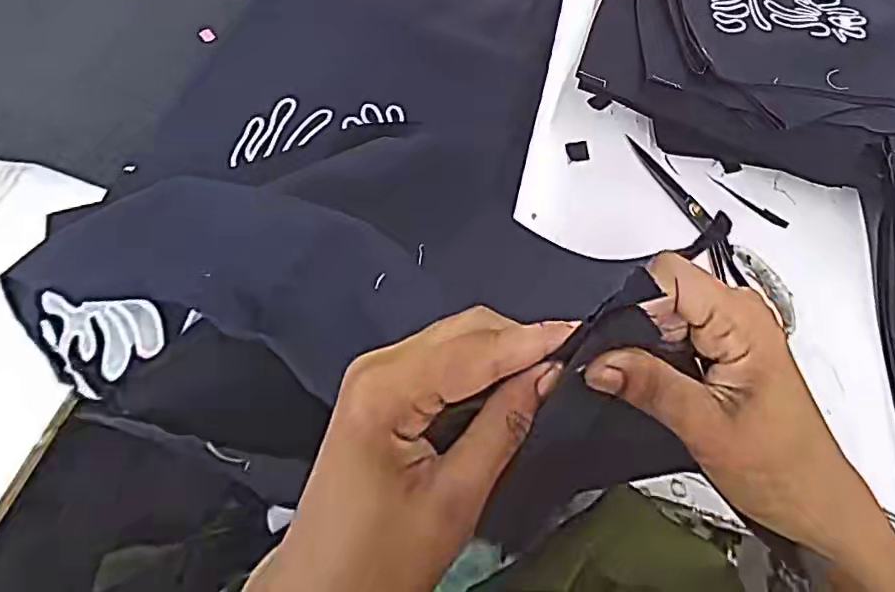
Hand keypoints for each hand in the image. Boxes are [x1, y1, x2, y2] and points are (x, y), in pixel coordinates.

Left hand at [244, 308, 575, 591]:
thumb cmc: (372, 562)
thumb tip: (545, 376)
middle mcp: (376, 367)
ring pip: (457, 336)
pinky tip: (507, 380)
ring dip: (502, 349)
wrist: (320, 591)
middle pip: (464, 329)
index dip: (528, 340)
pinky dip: (481, 364)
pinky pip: (444, 356)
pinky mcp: (384, 386)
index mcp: (383, 390)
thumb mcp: (453, 500)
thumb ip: (503, 427)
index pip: (472, 349)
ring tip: (545, 368)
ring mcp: (377, 373)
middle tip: (566, 356)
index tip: (574, 334)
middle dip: (518, 340)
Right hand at [585, 254, 894, 590]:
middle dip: (637, 327)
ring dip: (647, 344)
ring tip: (657, 386)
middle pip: (663, 288)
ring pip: (666, 309)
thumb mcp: (705, 427)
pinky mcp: (725, 343)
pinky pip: (676, 329)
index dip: (635, 303)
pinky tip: (665, 385)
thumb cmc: (789, 471)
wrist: (818, 508)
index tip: (617, 342)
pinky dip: (659, 354)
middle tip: (628, 370)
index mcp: (742, 317)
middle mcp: (740, 311)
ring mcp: (733, 326)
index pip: (668, 273)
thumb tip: (601, 360)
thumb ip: (648, 385)